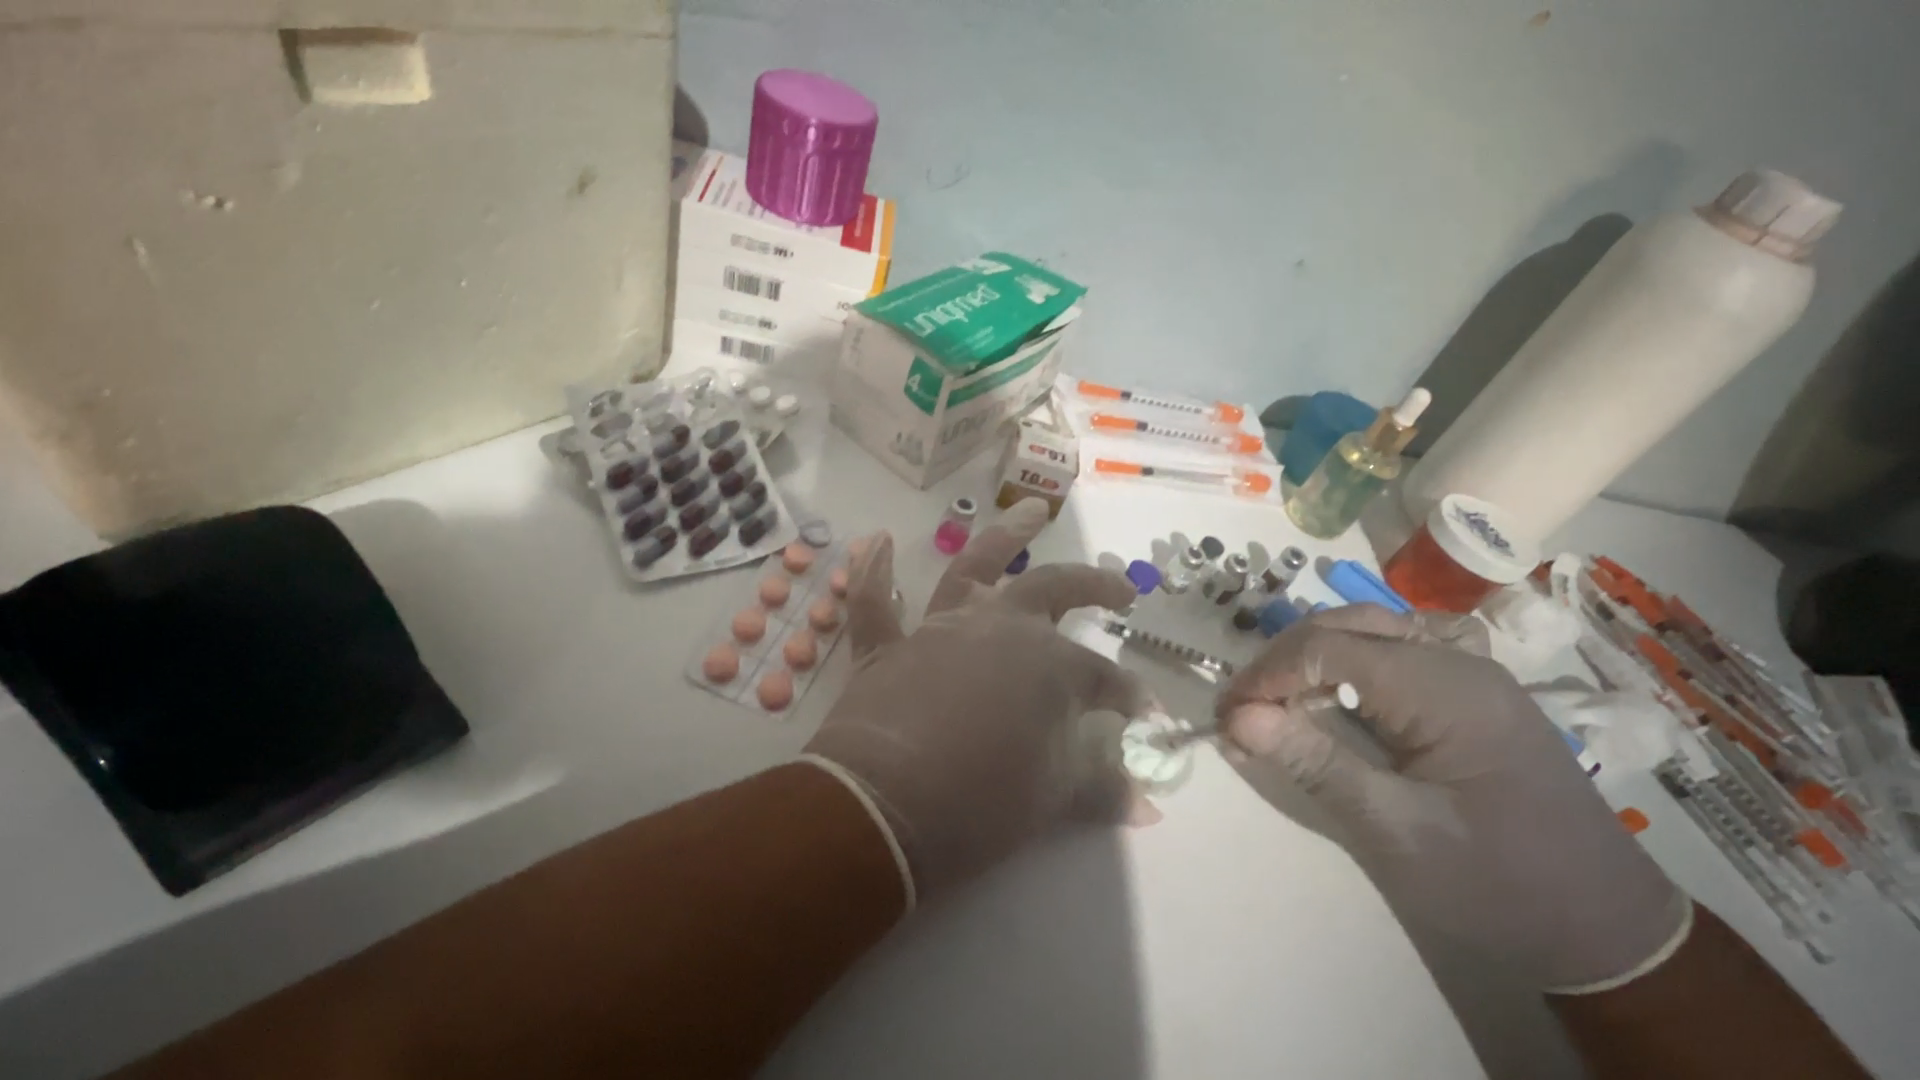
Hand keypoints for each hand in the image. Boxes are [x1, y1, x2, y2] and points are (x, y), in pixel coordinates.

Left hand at [801, 499, 1147, 904]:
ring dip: (1004, 537)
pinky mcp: (887, 650)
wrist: (885, 811)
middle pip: (1053, 590)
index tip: (1141, 715)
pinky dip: (871, 572)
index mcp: (1050, 665)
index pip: (1102, 678)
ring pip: (973, 568)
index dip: (1125, 697)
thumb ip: (1101, 790)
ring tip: (1033, 510)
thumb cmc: (982, 804)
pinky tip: (874, 540)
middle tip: (1119, 589)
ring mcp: (939, 631)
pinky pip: (874, 604)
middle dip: (1092, 585)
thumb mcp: (1054, 800)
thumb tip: (1146, 805)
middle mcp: (999, 631)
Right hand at [1216, 605, 1689, 992]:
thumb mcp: (1396, 831)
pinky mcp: (1476, 696)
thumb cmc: (1497, 883)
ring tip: (1281, 703)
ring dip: (1317, 656)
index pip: (1329, 648)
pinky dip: (1355, 664)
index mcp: (1444, 688)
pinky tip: (1341, 698)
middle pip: (1350, 625)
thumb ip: (1314, 764)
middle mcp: (1460, 662)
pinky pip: (1403, 653)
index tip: (1226, 718)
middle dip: (1286, 659)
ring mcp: (1473, 675)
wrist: (1606, 928)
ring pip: (1375, 631)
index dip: (1267, 675)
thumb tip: (1237, 717)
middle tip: (1245, 711)